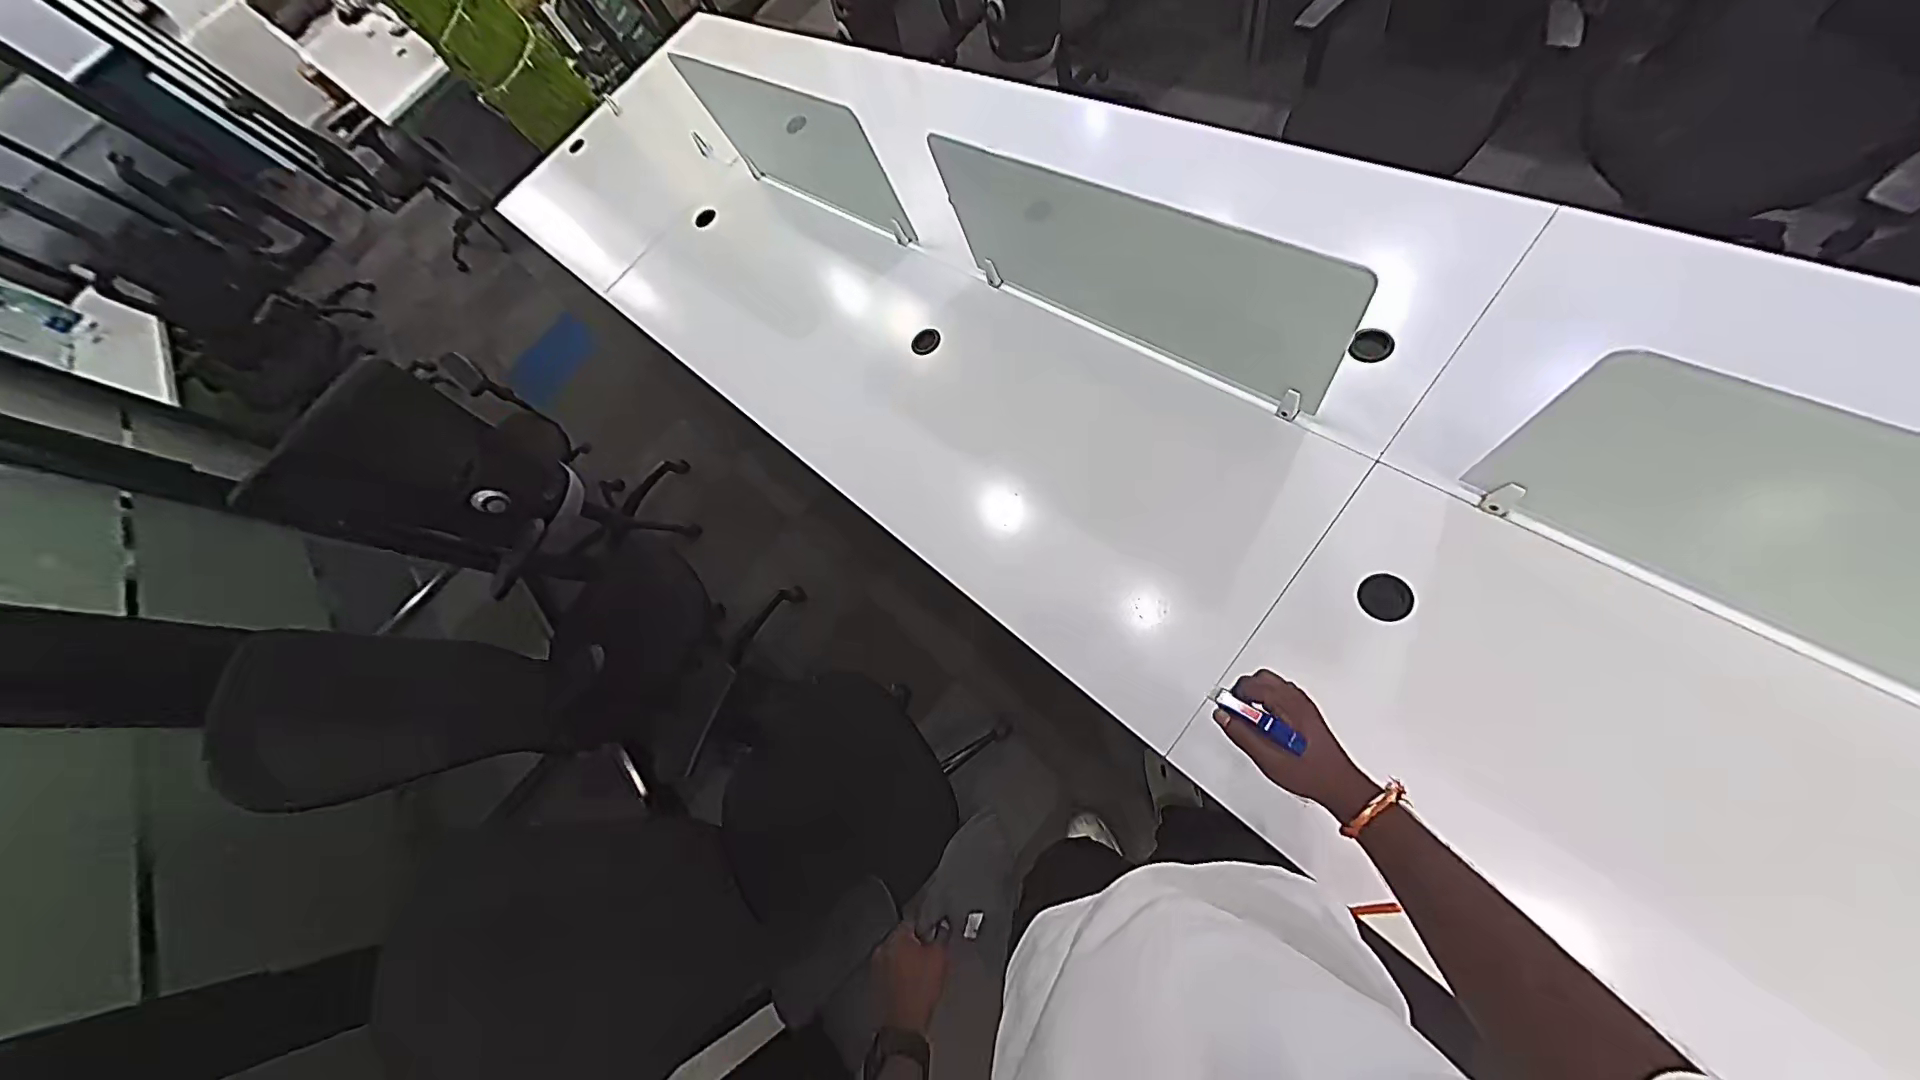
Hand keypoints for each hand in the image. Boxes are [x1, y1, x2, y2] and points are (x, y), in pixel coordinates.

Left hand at [872, 922, 949, 1033]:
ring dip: (905, 958)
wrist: (904, 1026)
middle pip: (901, 938)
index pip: (912, 921)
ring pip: (894, 954)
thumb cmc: (921, 990)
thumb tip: (942, 927)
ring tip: (919, 972)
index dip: (925, 928)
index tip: (933, 936)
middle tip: (928, 955)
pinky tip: (909, 984)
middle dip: (914, 944)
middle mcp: (882, 948)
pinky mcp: (874, 983)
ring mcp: (875, 966)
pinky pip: (888, 970)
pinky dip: (897, 973)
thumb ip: (941, 936)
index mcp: (896, 937)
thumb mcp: (939, 958)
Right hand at [1213, 670, 1375, 820]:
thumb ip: (1242, 734)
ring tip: (1250, 721)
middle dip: (1242, 692)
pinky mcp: (1306, 712)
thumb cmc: (1311, 773)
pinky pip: (1281, 694)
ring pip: (1271, 684)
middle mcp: (1297, 700)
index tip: (1228, 713)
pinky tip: (1265, 724)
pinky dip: (1267, 701)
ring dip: (1255, 696)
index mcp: (1288, 706)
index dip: (1233, 698)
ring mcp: (1303, 705)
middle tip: (1236, 714)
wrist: (1340, 785)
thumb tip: (1223, 716)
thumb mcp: (1267, 758)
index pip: (1251, 685)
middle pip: (1261, 678)